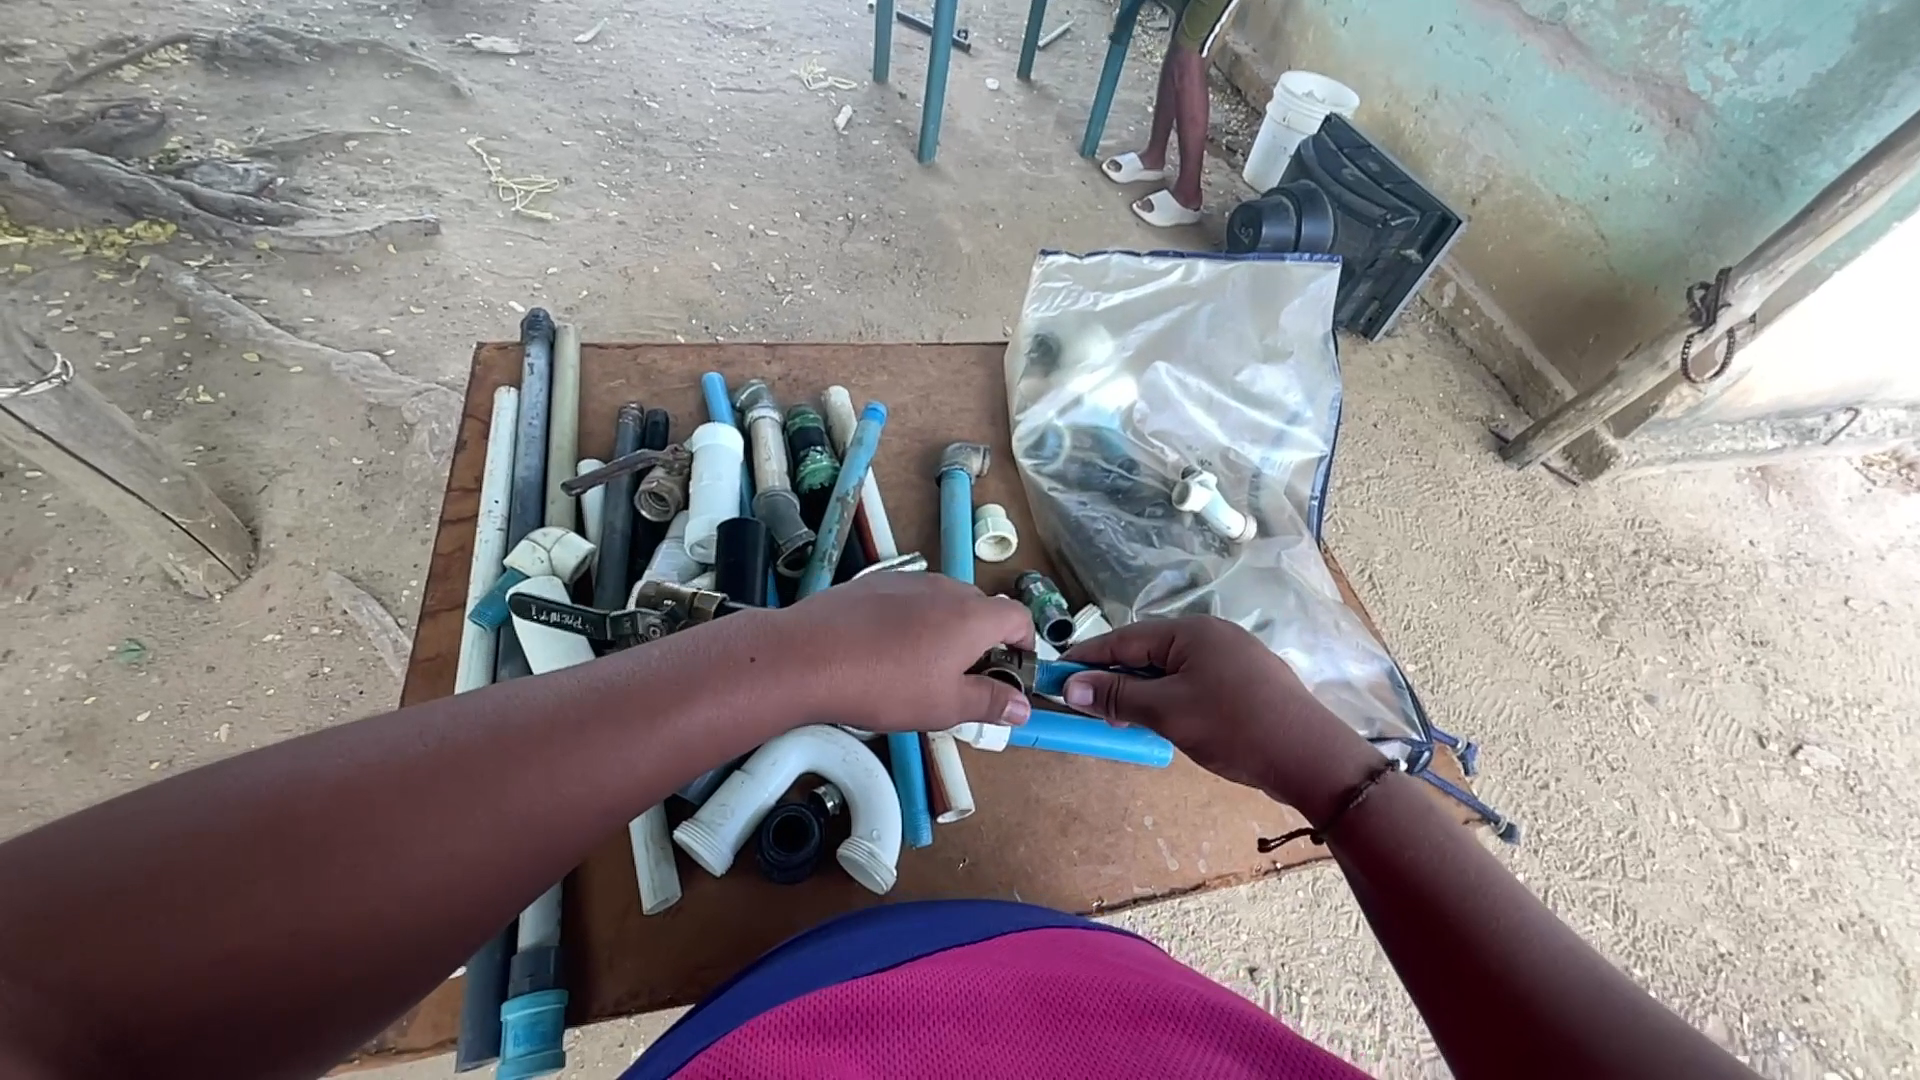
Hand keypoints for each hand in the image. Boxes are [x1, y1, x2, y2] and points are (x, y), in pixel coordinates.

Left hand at [760, 571, 1034, 733]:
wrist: (810, 656)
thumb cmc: (883, 684)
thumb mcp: (945, 706)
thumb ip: (990, 701)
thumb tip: (1022, 705)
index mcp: (973, 616)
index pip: (1019, 617)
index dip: (1025, 644)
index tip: (1015, 670)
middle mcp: (946, 589)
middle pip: (982, 610)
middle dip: (984, 642)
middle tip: (967, 680)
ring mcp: (908, 581)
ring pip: (944, 604)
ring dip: (947, 631)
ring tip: (923, 668)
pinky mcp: (875, 584)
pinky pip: (909, 600)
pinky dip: (913, 621)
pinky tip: (888, 652)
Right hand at [1061, 617, 1382, 822]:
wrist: (1312, 759)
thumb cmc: (1234, 727)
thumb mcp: (1167, 711)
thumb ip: (1117, 696)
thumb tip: (1071, 686)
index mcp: (1191, 631)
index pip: (1124, 639)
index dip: (1088, 658)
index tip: (1056, 675)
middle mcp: (1212, 635)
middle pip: (1147, 652)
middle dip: (1114, 677)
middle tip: (1087, 705)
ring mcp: (1233, 657)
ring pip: (1170, 669)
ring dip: (1141, 691)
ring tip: (1119, 718)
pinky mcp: (1247, 682)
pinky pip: (1193, 681)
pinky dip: (1168, 698)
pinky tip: (1162, 720)